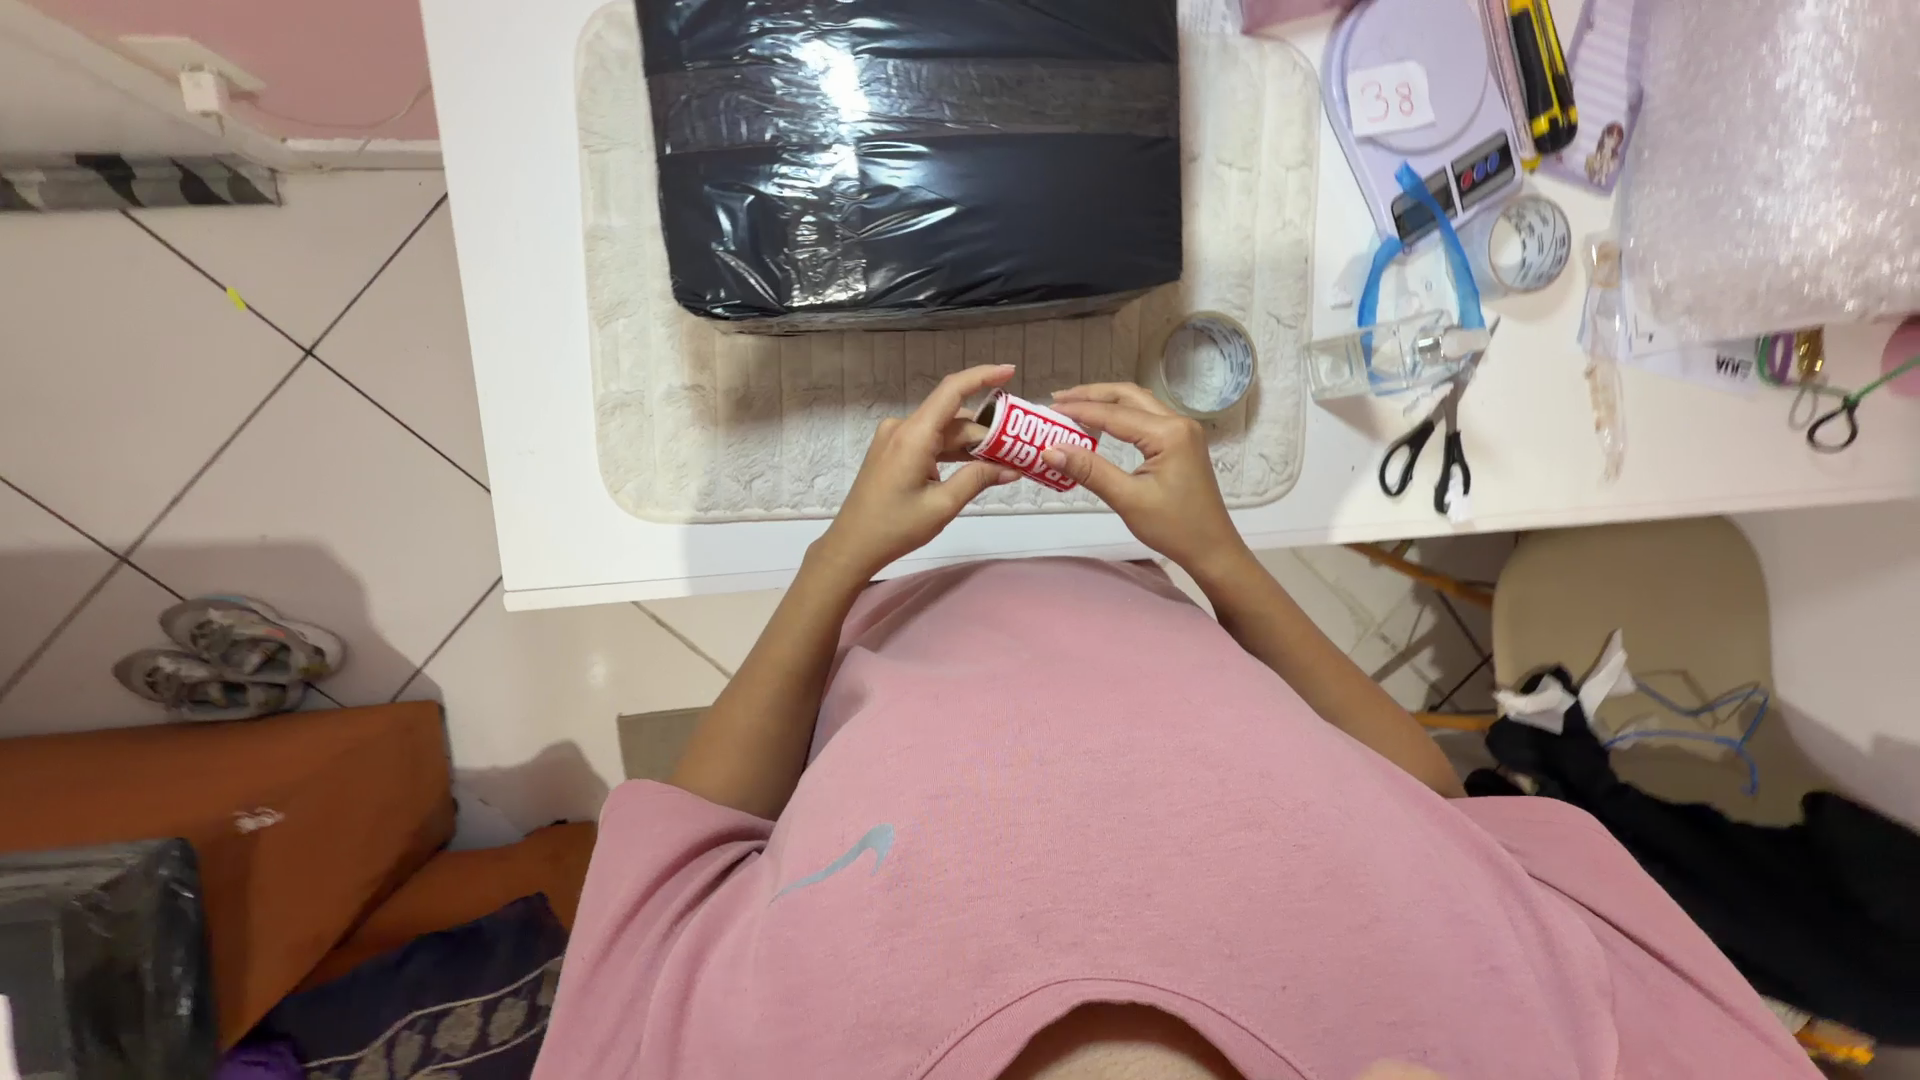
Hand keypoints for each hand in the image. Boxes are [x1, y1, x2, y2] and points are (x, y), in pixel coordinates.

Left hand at [813, 364, 1021, 580]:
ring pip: (942, 432)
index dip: (983, 377)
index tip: (1010, 372)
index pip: (952, 391)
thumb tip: (1012, 469)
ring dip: (970, 445)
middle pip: (953, 419)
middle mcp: (902, 428)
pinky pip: (929, 442)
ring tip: (1002, 461)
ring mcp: (894, 439)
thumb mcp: (942, 505)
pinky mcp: (892, 452)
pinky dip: (951, 452)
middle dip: (985, 433)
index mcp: (913, 436)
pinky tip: (974, 466)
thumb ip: (978, 479)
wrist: (852, 545)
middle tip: (1018, 451)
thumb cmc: (895, 527)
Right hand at [1042, 383, 1251, 577]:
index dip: (1079, 410)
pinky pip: (1146, 417)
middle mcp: (1178, 422)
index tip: (1048, 409)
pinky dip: (1120, 414)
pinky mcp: (1181, 442)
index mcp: (1169, 433)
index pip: (1114, 415)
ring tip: (1074, 405)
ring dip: (1106, 401)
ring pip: (1138, 403)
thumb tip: (1050, 450)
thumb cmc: (1173, 527)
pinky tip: (1101, 422)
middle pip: (1128, 396)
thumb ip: (1090, 470)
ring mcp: (1183, 431)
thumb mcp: (1128, 499)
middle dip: (1091, 395)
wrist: (1212, 548)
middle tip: (1058, 399)